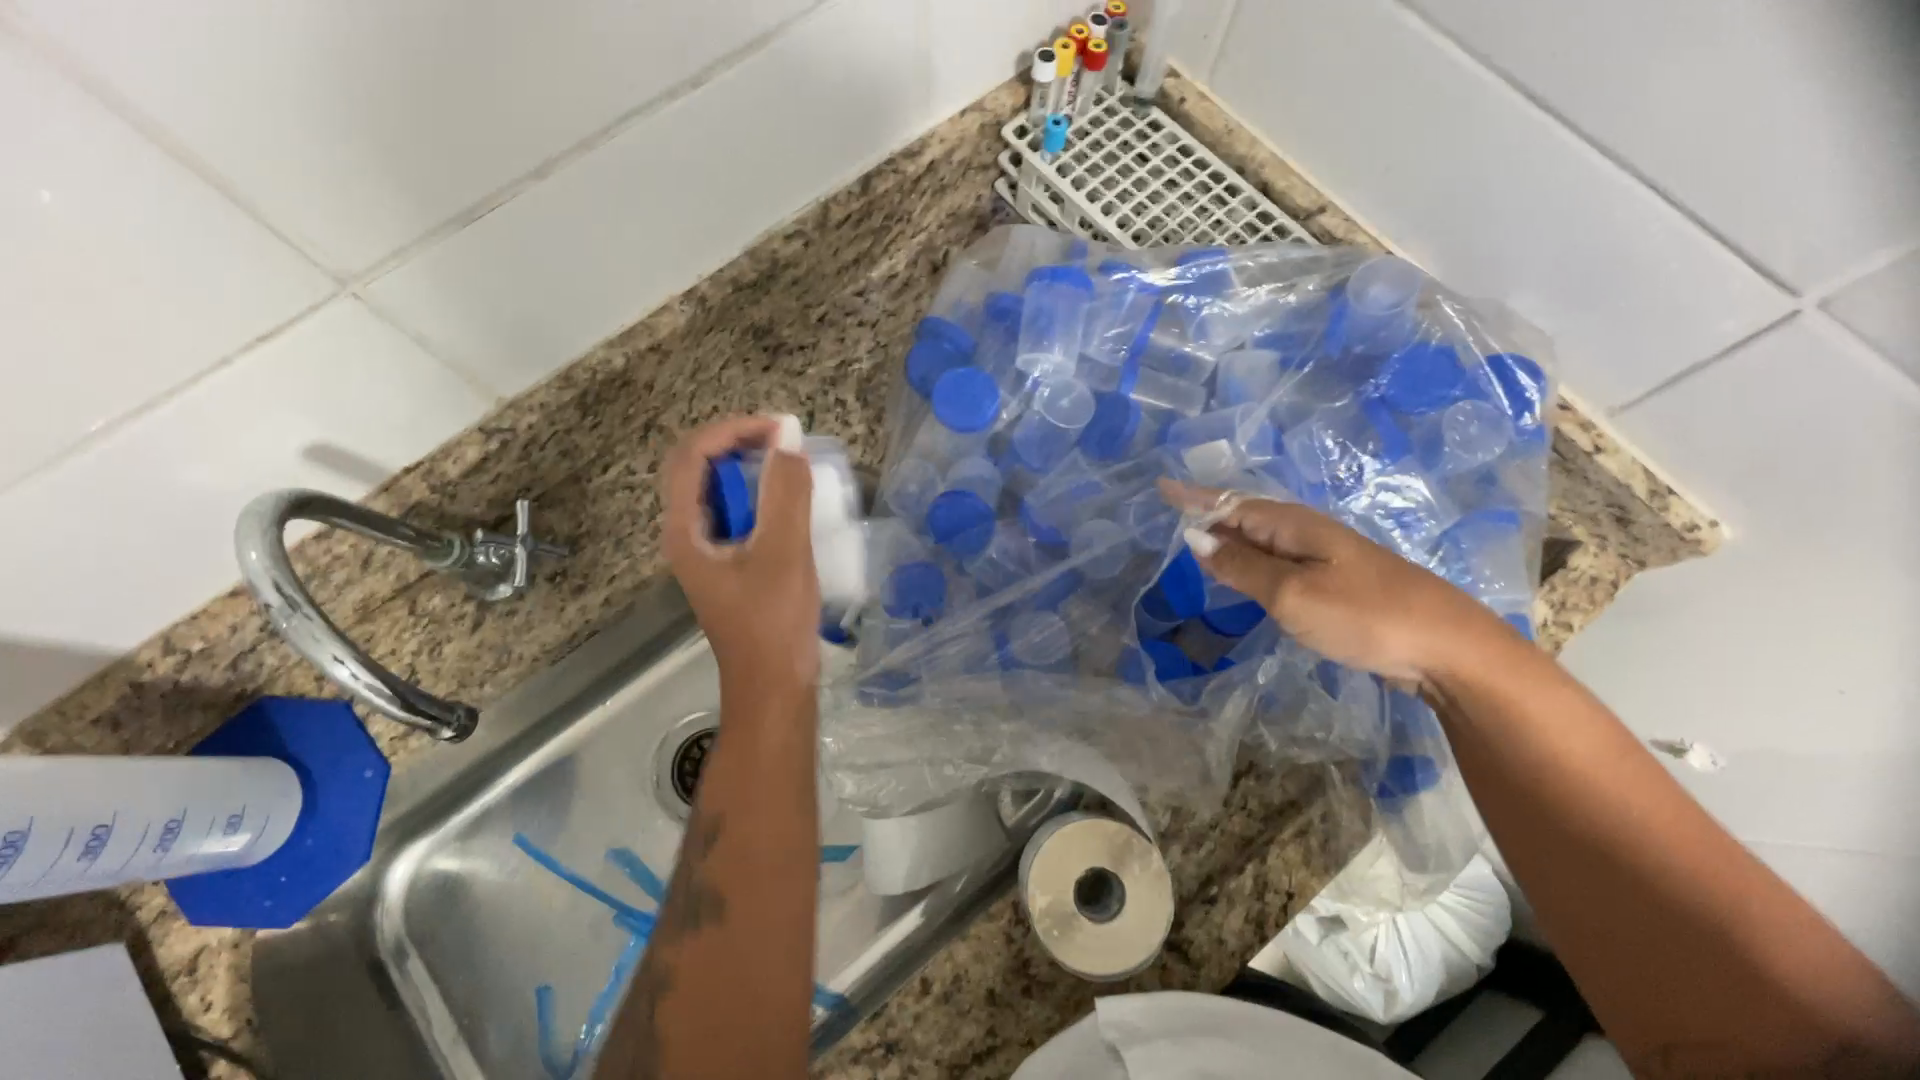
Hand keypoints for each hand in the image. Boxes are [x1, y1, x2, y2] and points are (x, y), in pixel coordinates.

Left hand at [662, 414, 819, 697]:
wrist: (774, 686)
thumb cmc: (774, 622)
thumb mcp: (784, 551)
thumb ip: (785, 491)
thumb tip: (788, 438)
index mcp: (685, 531)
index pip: (692, 456)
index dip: (733, 430)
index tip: (781, 428)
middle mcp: (686, 536)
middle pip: (697, 468)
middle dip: (738, 444)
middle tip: (785, 440)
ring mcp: (706, 553)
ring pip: (716, 491)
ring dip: (749, 468)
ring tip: (791, 463)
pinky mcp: (728, 566)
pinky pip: (735, 514)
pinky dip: (758, 496)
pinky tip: (791, 503)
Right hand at [1161, 480, 1514, 687]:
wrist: (1445, 648)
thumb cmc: (1363, 615)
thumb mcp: (1291, 593)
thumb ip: (1243, 567)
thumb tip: (1197, 538)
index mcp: (1294, 526)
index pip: (1232, 504)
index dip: (1195, 498)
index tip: (1162, 487)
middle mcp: (1309, 534)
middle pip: (1248, 518)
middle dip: (1210, 514)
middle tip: (1173, 515)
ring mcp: (1327, 560)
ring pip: (1265, 541)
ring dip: (1231, 540)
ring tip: (1199, 544)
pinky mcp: (1337, 587)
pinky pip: (1281, 564)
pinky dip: (1254, 564)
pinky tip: (1247, 577)